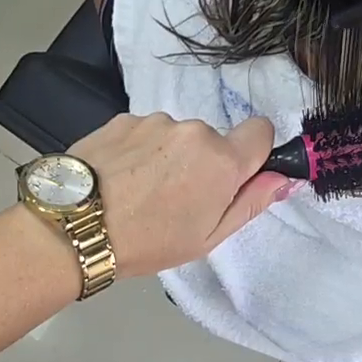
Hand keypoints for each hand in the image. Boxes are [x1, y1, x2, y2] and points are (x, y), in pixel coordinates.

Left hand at [69, 114, 290, 276]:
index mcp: (222, 160)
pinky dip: (139, 151)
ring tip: (140, 192)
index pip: (261, 129)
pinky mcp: (122, 119)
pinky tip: (120, 179)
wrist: (75, 227)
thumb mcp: (209, 236)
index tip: (233, 177)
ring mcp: (154, 121)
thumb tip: (287, 178)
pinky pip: (145, 133)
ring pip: (176, 137)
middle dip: (203, 163)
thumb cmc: (148, 241)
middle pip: (213, 139)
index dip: (252, 152)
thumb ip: (253, 202)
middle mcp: (193, 130)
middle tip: (175, 200)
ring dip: (168, 157)